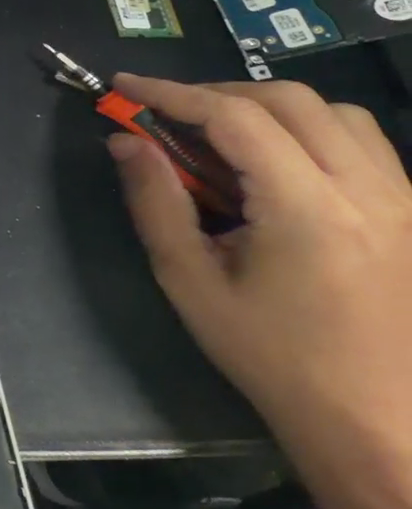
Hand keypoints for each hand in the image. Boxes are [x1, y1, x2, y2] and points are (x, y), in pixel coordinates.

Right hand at [109, 76, 411, 508]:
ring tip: (219, 133)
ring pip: (340, 115)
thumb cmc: (270, 352)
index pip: (237, 117)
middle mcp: (372, 194)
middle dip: (219, 92)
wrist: (374, 420)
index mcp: (310, 209)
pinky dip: (310, 132)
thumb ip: (155, 201)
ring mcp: (405, 205)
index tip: (124, 88)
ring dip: (271, 108)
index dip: (173, 92)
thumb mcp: (189, 277)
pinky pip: (365, 146)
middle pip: (294, 101)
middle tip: (167, 112)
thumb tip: (124, 140)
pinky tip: (273, 165)